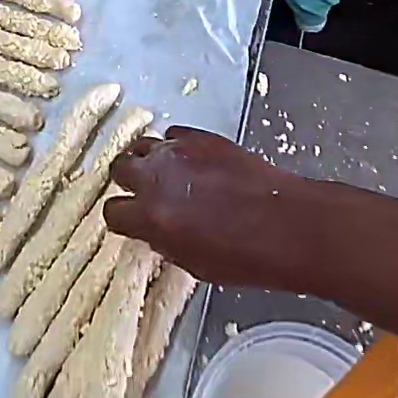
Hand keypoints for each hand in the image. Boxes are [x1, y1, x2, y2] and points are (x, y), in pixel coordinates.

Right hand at [104, 127, 315, 291]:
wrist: (285, 223)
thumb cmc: (244, 256)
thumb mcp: (192, 262)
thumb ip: (162, 239)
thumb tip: (154, 227)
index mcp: (150, 216)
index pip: (112, 211)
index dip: (121, 217)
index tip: (130, 219)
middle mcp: (156, 177)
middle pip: (120, 168)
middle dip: (128, 180)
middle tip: (144, 190)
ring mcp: (178, 151)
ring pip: (142, 145)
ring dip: (148, 159)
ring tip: (164, 173)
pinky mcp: (200, 136)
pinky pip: (173, 135)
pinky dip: (175, 147)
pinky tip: (191, 161)